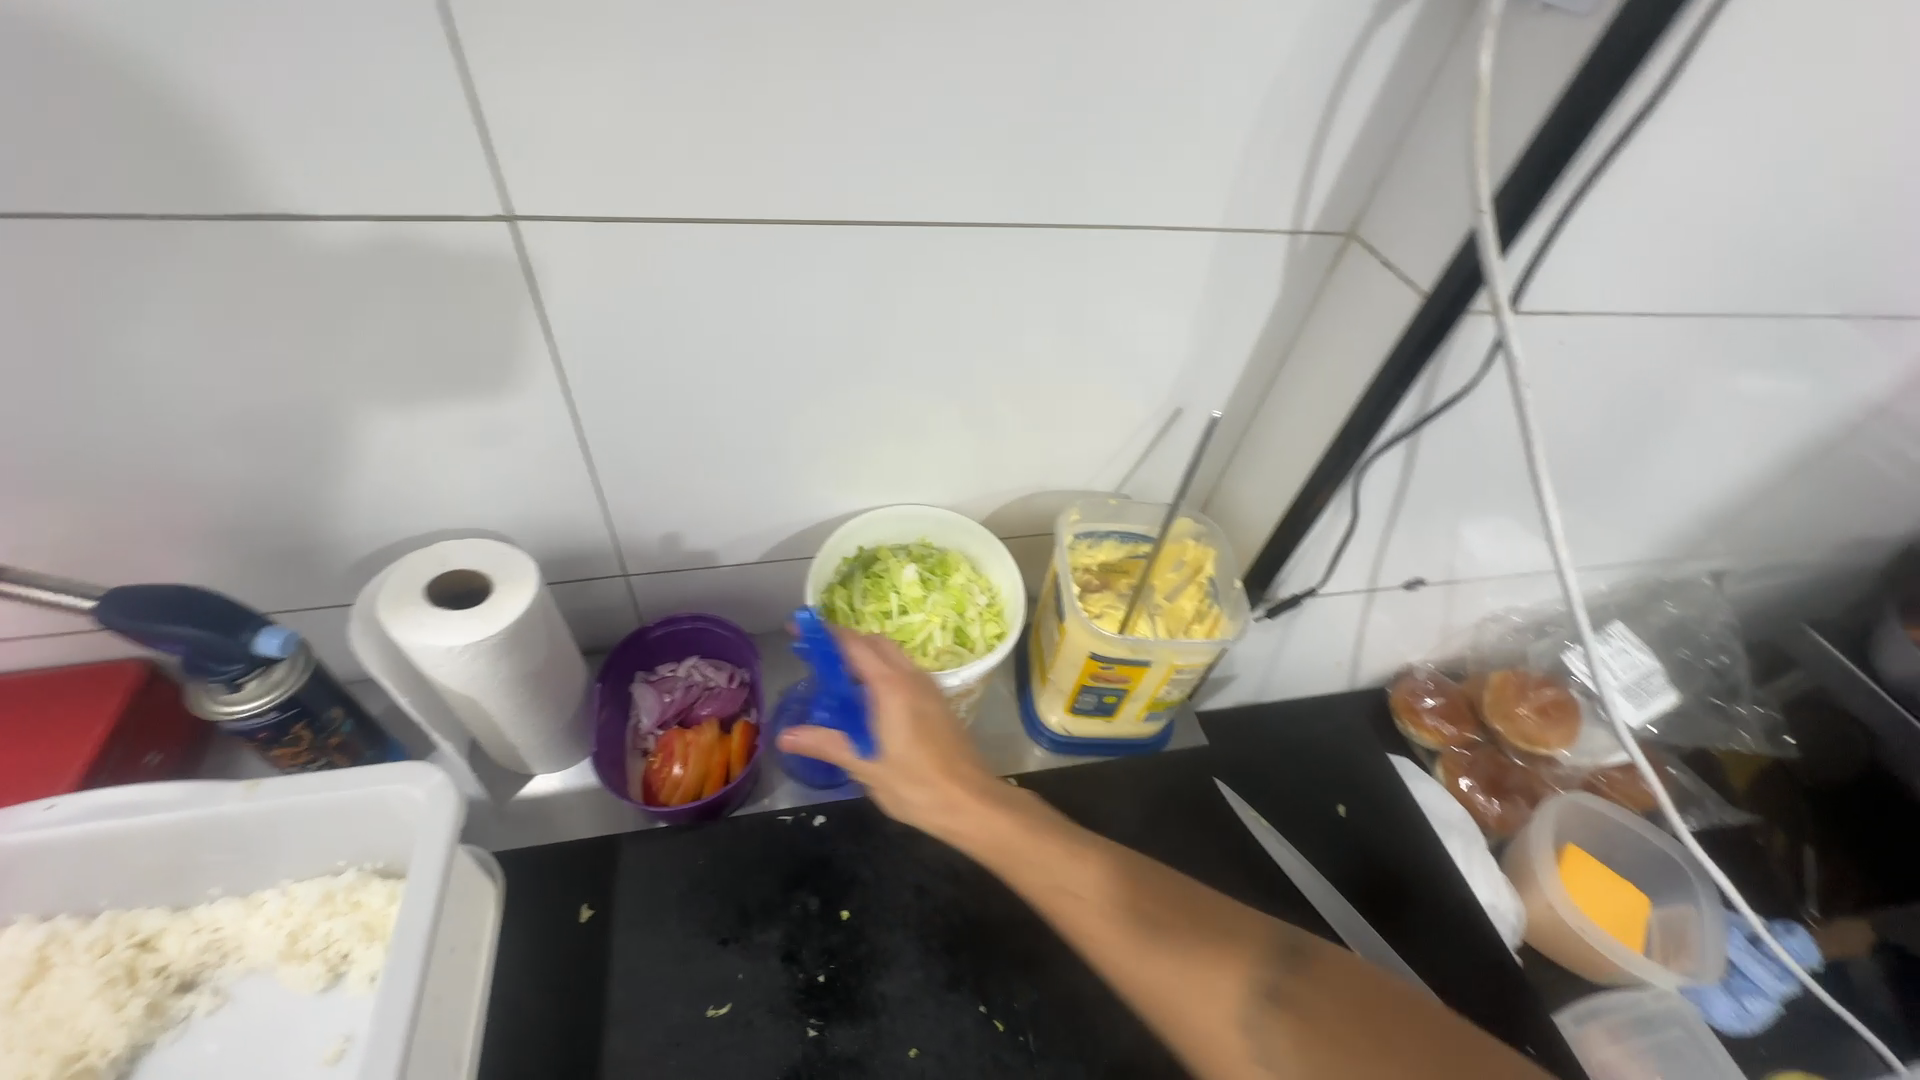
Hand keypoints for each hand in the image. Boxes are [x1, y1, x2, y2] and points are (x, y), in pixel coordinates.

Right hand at [776, 630, 1010, 841]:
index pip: (853, 644)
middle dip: (844, 643)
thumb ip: (826, 744)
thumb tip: (785, 736)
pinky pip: (905, 673)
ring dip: (865, 658)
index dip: (824, 634)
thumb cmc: (916, 786)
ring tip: (836, 681)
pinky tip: (868, 703)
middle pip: (874, 643)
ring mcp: (929, 688)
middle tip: (814, 659)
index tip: (798, 630)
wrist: (970, 802)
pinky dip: (882, 673)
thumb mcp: (865, 766)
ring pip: (893, 656)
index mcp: (890, 686)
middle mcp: (911, 677)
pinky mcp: (938, 702)